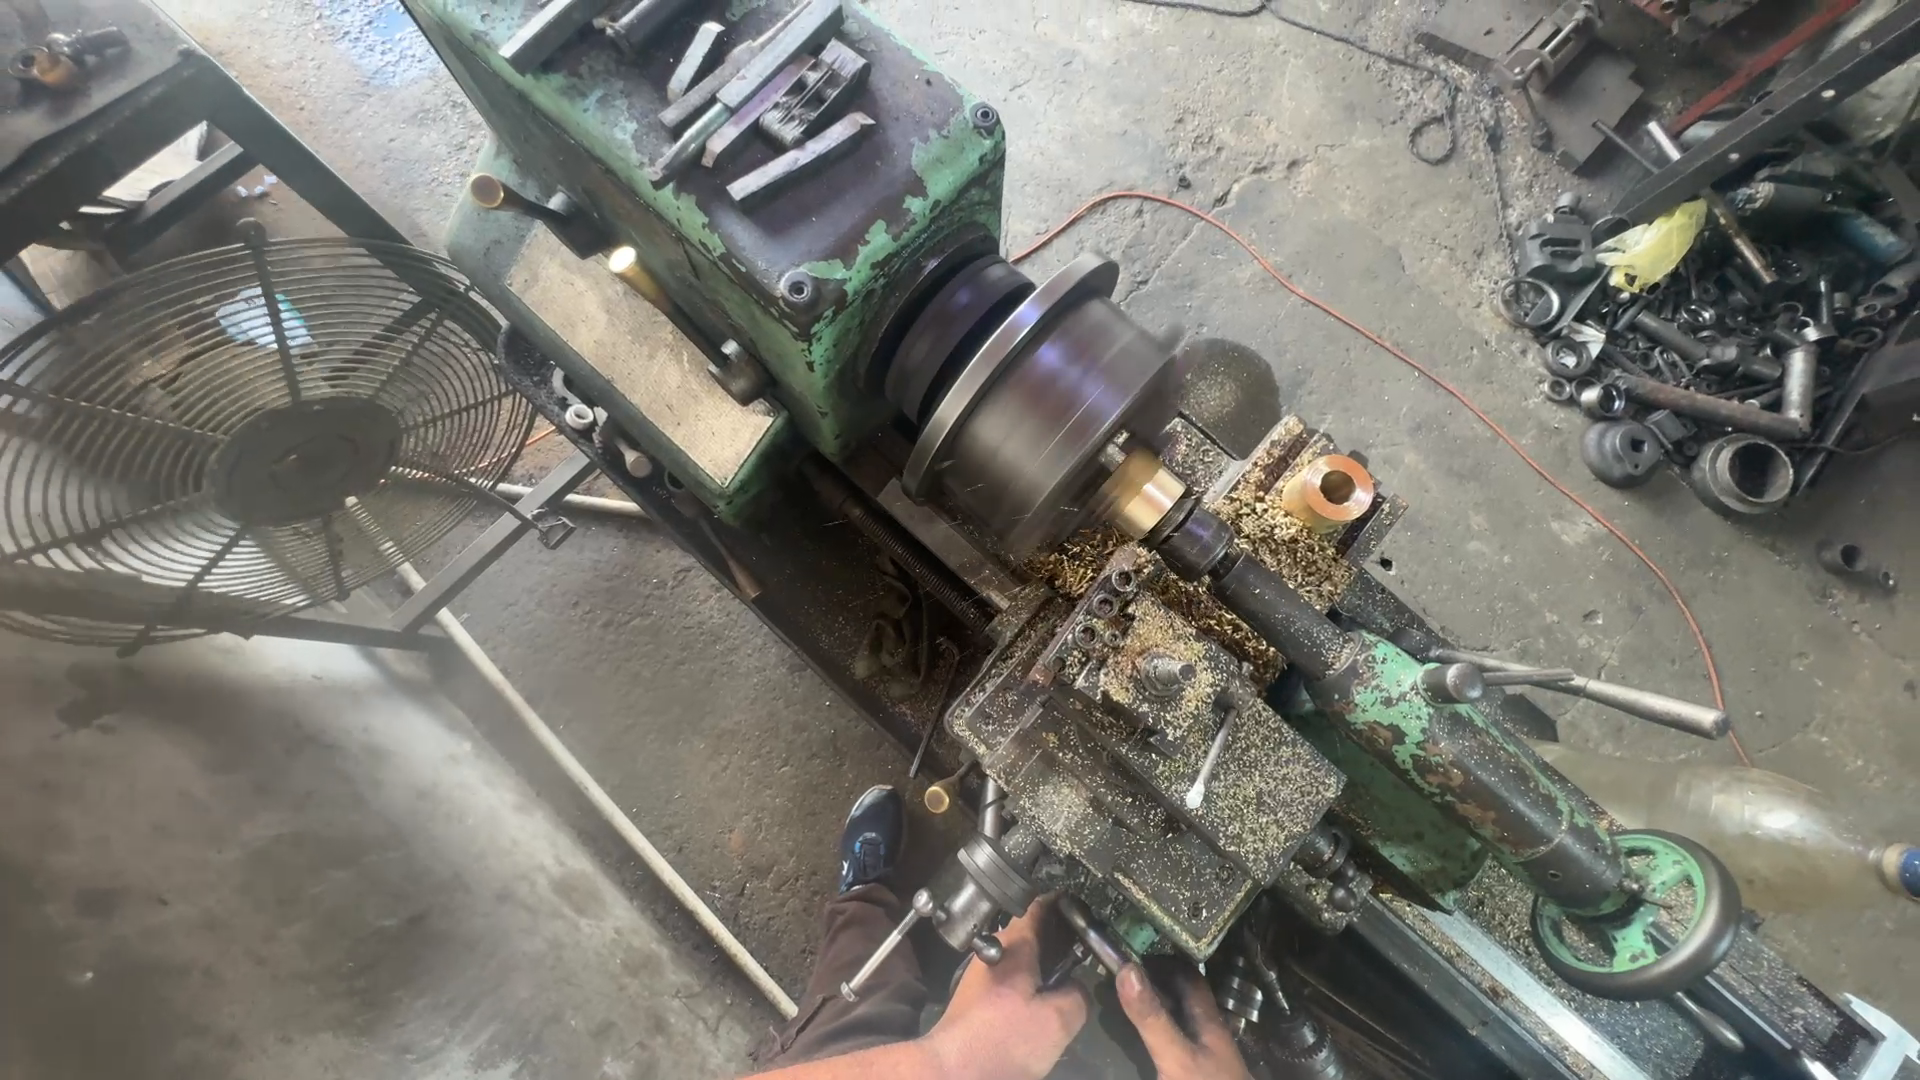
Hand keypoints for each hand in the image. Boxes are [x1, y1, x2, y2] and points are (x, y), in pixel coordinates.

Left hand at [921, 897, 1088, 1079]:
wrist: (953, 1069)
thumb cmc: (1003, 1038)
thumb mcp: (1057, 1022)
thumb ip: (1078, 997)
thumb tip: (1078, 987)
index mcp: (1015, 942)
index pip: (1041, 904)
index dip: (1065, 904)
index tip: (1085, 913)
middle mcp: (995, 946)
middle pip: (1032, 933)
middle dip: (1057, 944)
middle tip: (1080, 960)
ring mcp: (982, 968)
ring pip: (1020, 959)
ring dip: (1041, 970)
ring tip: (1061, 988)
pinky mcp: (975, 992)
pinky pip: (1008, 978)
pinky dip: (1025, 985)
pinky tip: (1034, 1009)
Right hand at [1117, 962, 1252, 1079]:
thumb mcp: (1176, 1057)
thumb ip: (1152, 1017)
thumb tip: (1126, 967)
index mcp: (1208, 1020)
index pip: (1187, 975)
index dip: (1161, 961)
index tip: (1129, 958)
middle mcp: (1209, 1034)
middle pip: (1182, 998)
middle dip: (1154, 985)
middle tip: (1119, 983)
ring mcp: (1206, 1059)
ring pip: (1179, 1023)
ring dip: (1154, 1012)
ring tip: (1122, 1008)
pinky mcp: (1198, 1075)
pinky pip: (1177, 1047)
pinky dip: (1157, 1040)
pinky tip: (1140, 1046)